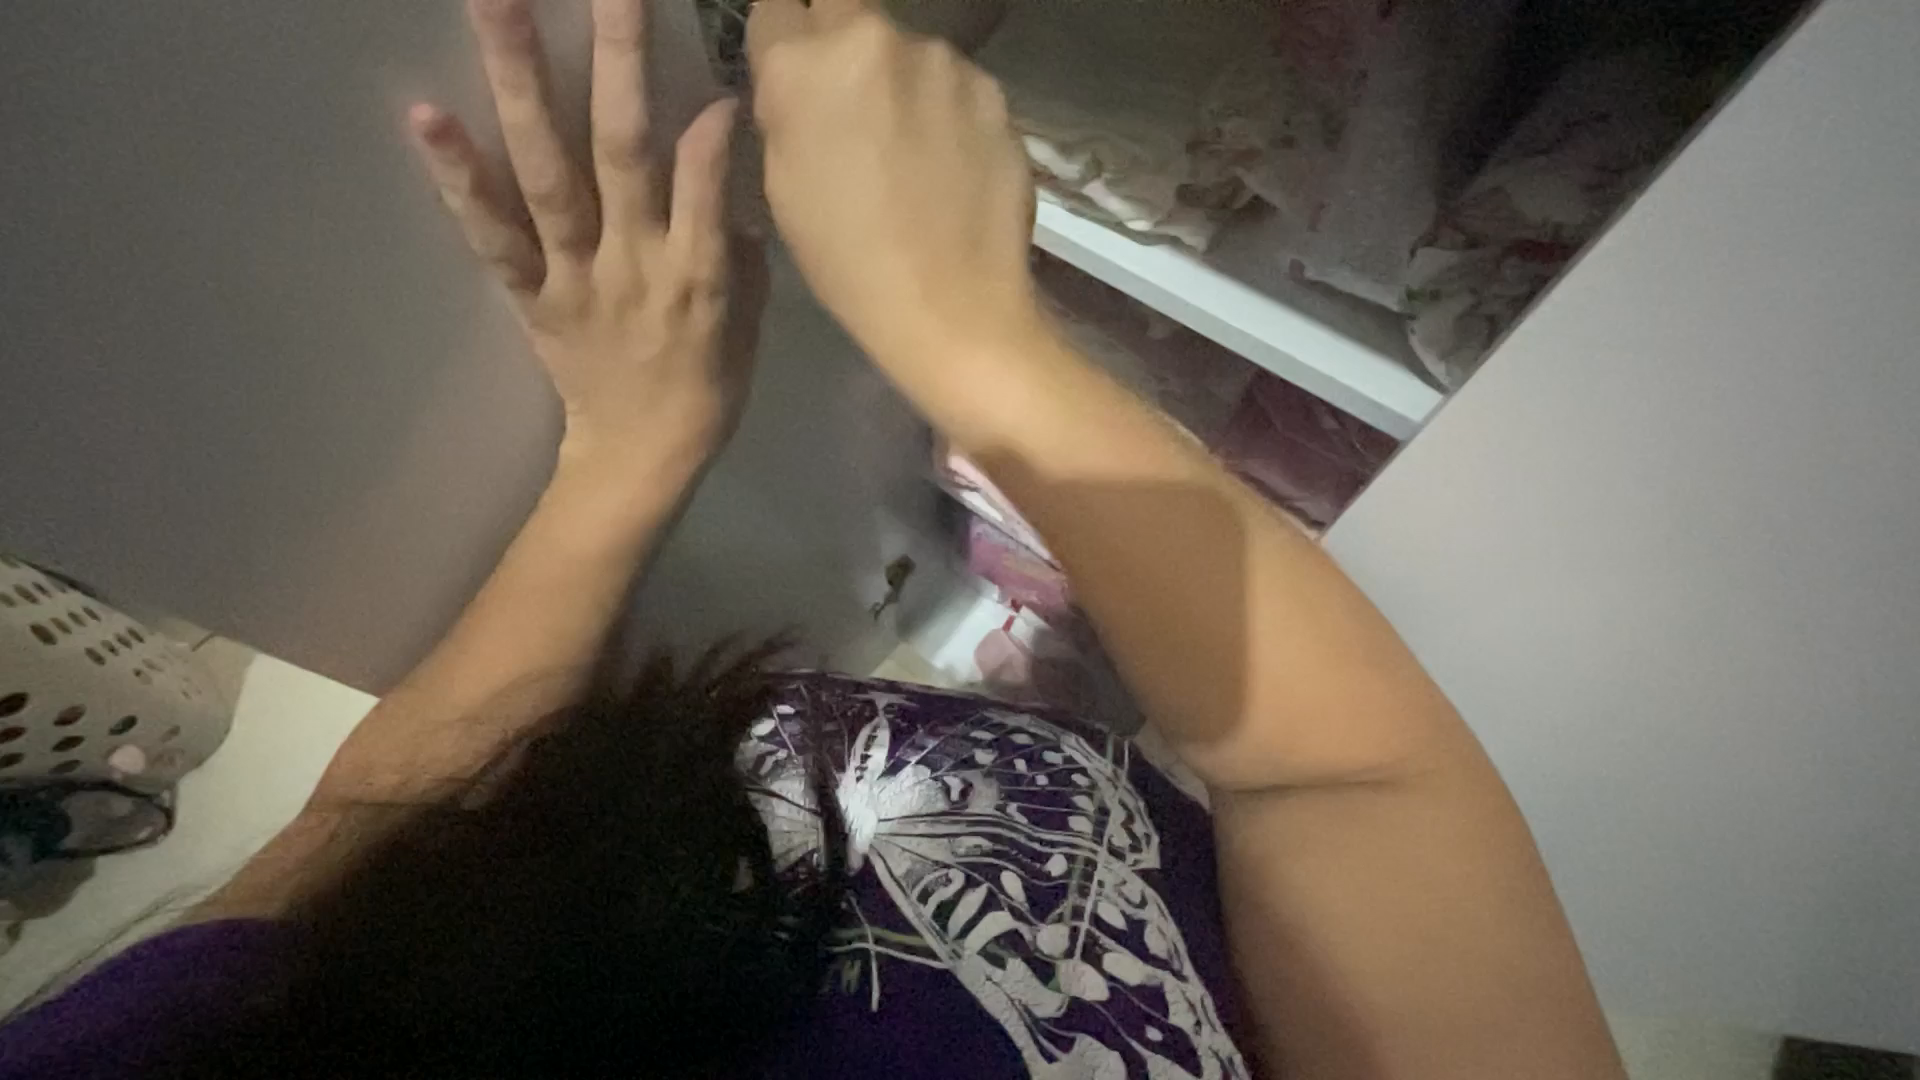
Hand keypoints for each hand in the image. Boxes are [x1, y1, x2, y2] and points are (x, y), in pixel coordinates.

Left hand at [411, 0, 767, 473]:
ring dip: (522, 84)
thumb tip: (731, 195)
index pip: (706, 186)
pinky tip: (424, 114)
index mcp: (698, 280)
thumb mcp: (749, 335)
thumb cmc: (707, 395)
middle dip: (617, 59)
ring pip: (549, 174)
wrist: (641, 459)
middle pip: (623, 152)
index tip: (715, 80)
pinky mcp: (531, 295)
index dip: (710, 127)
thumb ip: (742, 262)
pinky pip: (493, 238)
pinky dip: (459, 180)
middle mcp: (635, 265)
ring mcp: (575, 277)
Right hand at [746, 0, 1039, 368]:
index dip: (786, 50)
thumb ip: (787, 114)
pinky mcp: (995, 92)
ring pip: (910, 53)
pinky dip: (951, 114)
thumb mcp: (785, 192)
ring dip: (905, 86)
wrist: (953, 307)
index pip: (777, 9)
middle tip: (860, 119)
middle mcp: (874, 39)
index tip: (802, 89)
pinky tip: (956, 169)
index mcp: (804, 66)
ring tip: (919, 157)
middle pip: (846, 12)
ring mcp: (943, 62)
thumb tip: (800, 84)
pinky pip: (958, 87)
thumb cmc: (853, 266)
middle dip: (844, 52)